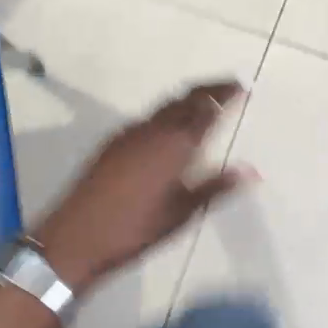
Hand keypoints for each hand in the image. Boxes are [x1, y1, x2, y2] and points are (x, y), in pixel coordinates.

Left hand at [34, 81, 251, 288]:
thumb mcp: (182, 213)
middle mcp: (155, 129)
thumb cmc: (134, 230)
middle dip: (210, 89)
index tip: (242, 86)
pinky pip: (148, 117)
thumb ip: (218, 187)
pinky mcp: (113, 142)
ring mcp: (130, 133)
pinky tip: (166, 130)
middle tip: (228, 86)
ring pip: (166, 105)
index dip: (227, 94)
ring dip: (187, 99)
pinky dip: (166, 113)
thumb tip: (254, 171)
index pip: (208, 108)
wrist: (73, 241)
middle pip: (187, 97)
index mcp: (176, 144)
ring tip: (202, 103)